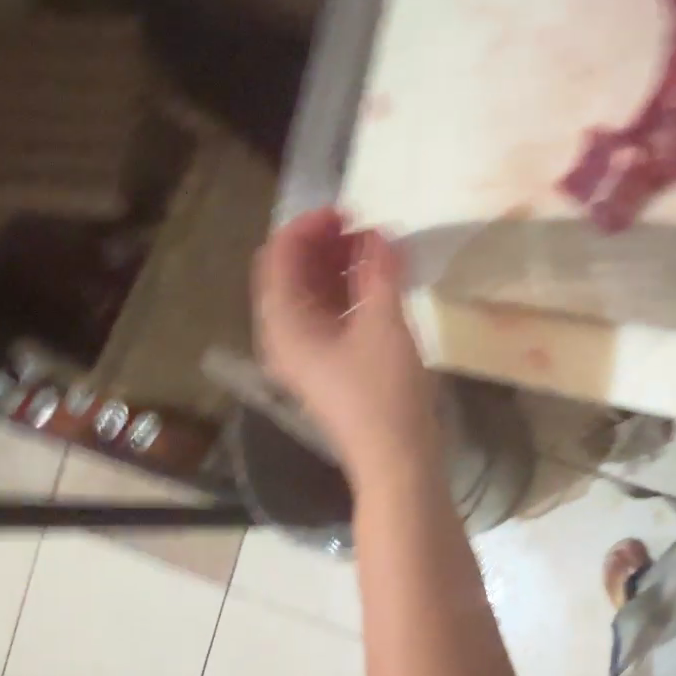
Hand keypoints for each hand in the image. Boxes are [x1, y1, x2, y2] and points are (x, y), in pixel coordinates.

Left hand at [252, 208, 442, 480]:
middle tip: (367, 228)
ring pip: (315, 297)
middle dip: (327, 245)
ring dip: (342, 269)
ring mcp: (309, 357)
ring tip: (379, 250)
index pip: (278, 257)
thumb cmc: (385, 395)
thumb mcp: (384, 326)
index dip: (309, 227)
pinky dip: (352, 296)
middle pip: (294, 275)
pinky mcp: (333, 370)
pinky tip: (381, 286)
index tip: (349, 212)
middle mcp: (286, 337)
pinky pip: (333, 319)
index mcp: (283, 325)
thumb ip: (379, 272)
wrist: (397, 463)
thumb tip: (380, 234)